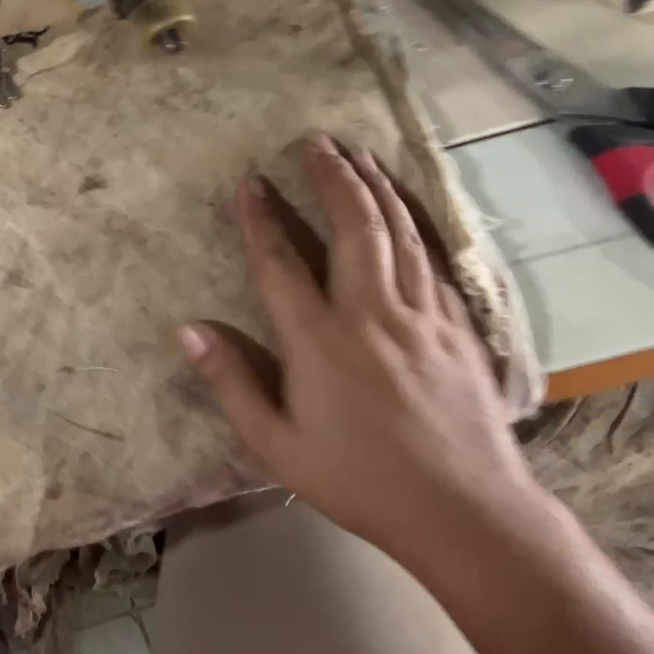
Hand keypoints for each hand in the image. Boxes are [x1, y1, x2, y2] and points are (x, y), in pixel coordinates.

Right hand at [179, 135, 546, 561]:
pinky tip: (408, 205)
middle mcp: (373, 313)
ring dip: (375, 187)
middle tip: (314, 141)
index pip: (280, 264)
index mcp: (320, 341)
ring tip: (357, 154)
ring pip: (401, 232)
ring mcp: (424, 315)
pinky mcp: (460, 326)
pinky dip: (418, 220)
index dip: (260, 220)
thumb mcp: (275, 444)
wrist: (466, 512)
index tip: (249, 181)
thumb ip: (230, 381)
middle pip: (354, 227)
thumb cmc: (357, 480)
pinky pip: (436, 257)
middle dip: (331, 178)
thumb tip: (187, 328)